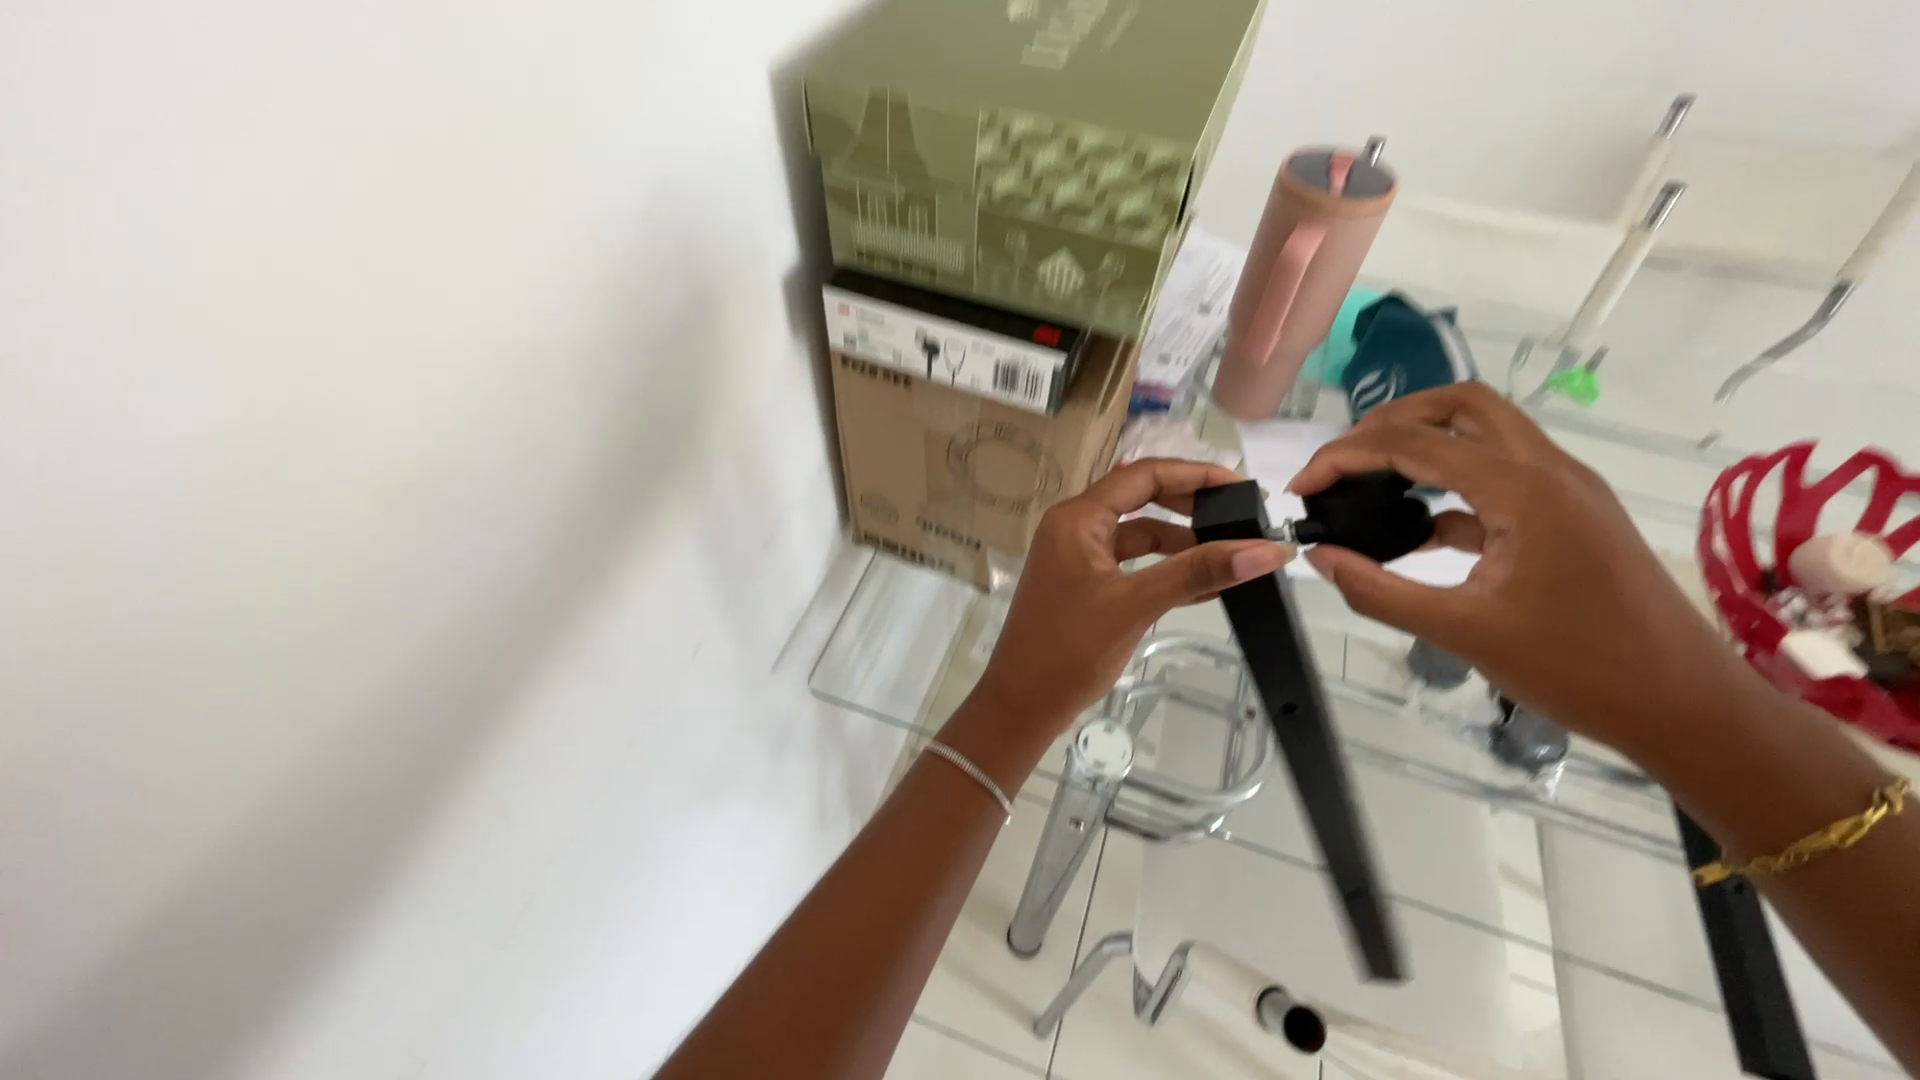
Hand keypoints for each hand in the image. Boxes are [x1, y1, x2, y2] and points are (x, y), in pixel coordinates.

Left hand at [969, 459, 1294, 738]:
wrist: (1022, 703)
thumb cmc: (1069, 648)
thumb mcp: (1137, 604)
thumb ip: (1198, 572)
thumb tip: (1268, 550)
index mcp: (1077, 518)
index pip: (1143, 475)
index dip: (1194, 474)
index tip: (1240, 486)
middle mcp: (1074, 527)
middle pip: (1141, 499)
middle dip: (1190, 505)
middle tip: (1240, 515)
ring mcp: (1077, 557)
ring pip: (1139, 534)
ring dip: (1181, 542)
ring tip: (1230, 553)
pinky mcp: (1084, 585)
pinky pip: (1131, 564)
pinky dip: (1164, 570)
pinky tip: (1205, 585)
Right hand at [1289, 384, 1748, 752]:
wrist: (1686, 707)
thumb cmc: (1578, 670)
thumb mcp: (1462, 632)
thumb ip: (1379, 591)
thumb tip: (1319, 557)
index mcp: (1525, 490)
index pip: (1414, 444)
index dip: (1345, 457)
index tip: (1301, 488)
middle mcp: (1550, 471)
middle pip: (1460, 407)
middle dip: (1390, 422)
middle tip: (1342, 463)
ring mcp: (1566, 490)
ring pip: (1485, 433)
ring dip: (1423, 445)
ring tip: (1368, 482)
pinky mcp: (1570, 515)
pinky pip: (1499, 477)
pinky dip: (1449, 486)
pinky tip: (1415, 528)